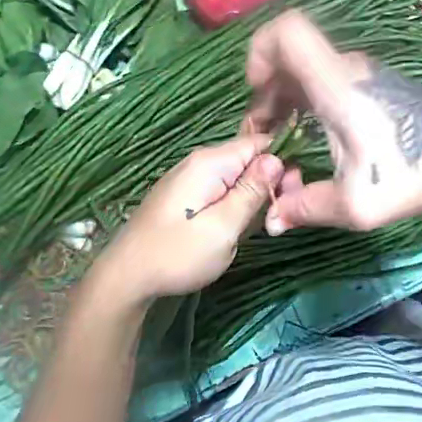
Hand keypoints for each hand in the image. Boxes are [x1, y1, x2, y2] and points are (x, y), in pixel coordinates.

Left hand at [91, 136, 283, 302]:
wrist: (127, 278)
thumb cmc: (178, 254)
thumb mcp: (224, 226)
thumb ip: (252, 191)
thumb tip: (278, 158)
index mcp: (210, 162)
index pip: (261, 143)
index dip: (284, 163)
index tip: (294, 194)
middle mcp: (200, 161)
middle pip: (250, 159)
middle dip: (270, 183)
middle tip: (276, 219)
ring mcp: (190, 178)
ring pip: (238, 176)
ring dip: (254, 198)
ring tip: (261, 226)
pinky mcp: (186, 196)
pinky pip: (222, 189)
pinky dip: (236, 204)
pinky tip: (237, 227)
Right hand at [242, 12, 421, 233]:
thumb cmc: (412, 176)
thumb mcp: (356, 205)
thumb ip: (305, 209)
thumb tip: (269, 221)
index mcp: (336, 85)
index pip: (287, 31)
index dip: (259, 53)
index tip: (257, 95)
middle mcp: (347, 69)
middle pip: (289, 55)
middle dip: (266, 91)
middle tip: (264, 133)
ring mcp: (363, 73)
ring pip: (307, 68)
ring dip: (286, 97)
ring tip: (282, 137)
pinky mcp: (373, 84)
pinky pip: (326, 79)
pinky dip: (307, 99)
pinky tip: (311, 134)